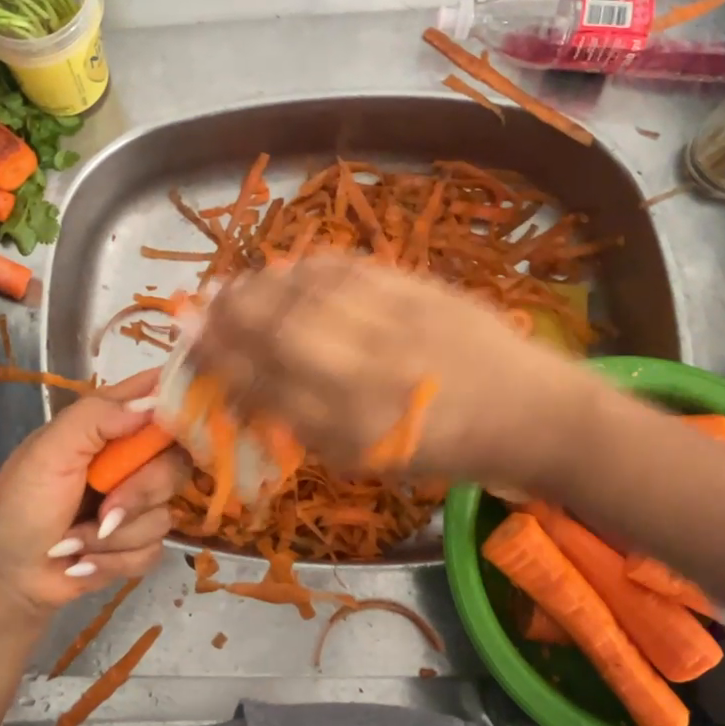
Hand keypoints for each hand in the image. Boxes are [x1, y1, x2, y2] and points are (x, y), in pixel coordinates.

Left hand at [0, 370, 189, 616]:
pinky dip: (114, 560)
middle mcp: (129, 457)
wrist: (7, 578)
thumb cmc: (20, 505)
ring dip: (115, 536)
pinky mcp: (138, 541)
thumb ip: (96, 418)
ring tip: (72, 542)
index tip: (180, 425)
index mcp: (107, 423)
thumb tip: (152, 403)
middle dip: (141, 492)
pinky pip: (154, 548)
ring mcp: (136, 501)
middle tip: (105, 510)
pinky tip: (82, 563)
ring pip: (165, 512)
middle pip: (176, 460)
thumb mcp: (48, 452)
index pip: (156, 393)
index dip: (179, 401)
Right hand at [190, 253, 595, 488]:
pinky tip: (284, 271)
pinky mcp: (418, 290)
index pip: (269, 389)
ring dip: (259, 286)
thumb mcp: (370, 458)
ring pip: (308, 294)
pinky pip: (347, 270)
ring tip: (232, 286)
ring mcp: (395, 325)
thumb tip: (245, 390)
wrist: (531, 412)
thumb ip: (305, 424)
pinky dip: (305, 268)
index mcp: (356, 429)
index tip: (193, 348)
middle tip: (199, 308)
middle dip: (229, 317)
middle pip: (280, 332)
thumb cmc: (444, 449)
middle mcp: (371, 375)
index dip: (223, 363)